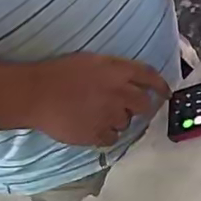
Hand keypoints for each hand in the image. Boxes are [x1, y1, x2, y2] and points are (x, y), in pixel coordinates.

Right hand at [16, 53, 168, 146]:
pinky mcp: (99, 134)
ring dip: (117, 120)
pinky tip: (90, 126)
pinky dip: (105, 134)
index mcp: (118, 71)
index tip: (165, 93)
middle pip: (144, 105)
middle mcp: (120, 93)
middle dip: (137, 107)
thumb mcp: (91, 61)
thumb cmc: (58, 74)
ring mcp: (111, 115)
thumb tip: (129, 82)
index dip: (161, 86)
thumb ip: (114, 71)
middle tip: (123, 107)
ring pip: (127, 123)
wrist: (35, 94)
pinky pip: (112, 138)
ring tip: (95, 113)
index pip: (150, 77)